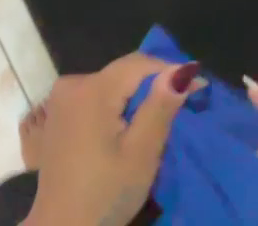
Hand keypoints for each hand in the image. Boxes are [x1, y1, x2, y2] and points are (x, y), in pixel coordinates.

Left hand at [24, 53, 202, 225]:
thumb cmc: (106, 193)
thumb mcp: (141, 154)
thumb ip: (159, 107)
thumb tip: (182, 70)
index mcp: (92, 88)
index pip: (138, 63)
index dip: (170, 71)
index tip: (200, 87)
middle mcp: (72, 83)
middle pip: (122, 73)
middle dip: (152, 86)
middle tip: (181, 110)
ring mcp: (60, 98)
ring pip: (108, 84)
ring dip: (133, 98)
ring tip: (156, 123)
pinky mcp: (57, 114)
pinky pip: (93, 97)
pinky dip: (114, 107)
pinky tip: (126, 131)